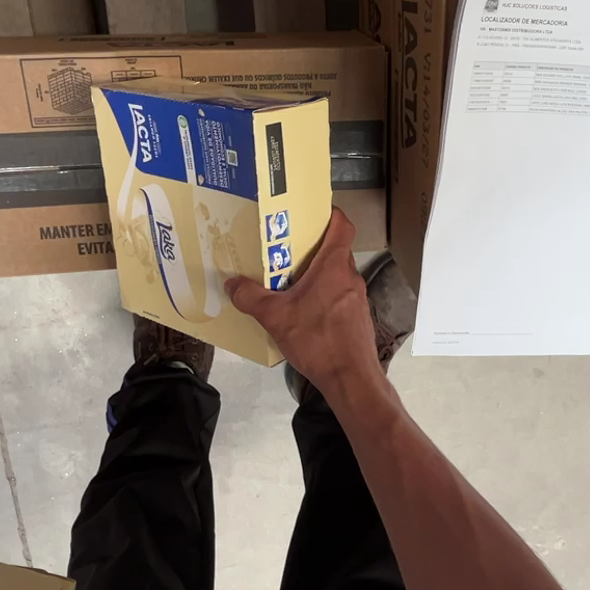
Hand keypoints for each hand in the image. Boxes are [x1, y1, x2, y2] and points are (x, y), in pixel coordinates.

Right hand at [226, 209, 381, 393]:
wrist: (351, 378)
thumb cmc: (317, 340)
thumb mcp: (275, 317)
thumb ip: (250, 297)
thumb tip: (231, 283)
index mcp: (334, 267)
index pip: (342, 226)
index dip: (330, 214)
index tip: (312, 212)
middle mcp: (350, 278)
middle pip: (336, 251)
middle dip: (313, 247)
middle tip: (286, 249)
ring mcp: (357, 299)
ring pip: (337, 276)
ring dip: (317, 275)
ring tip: (290, 281)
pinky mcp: (358, 319)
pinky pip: (339, 297)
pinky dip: (323, 296)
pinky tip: (304, 312)